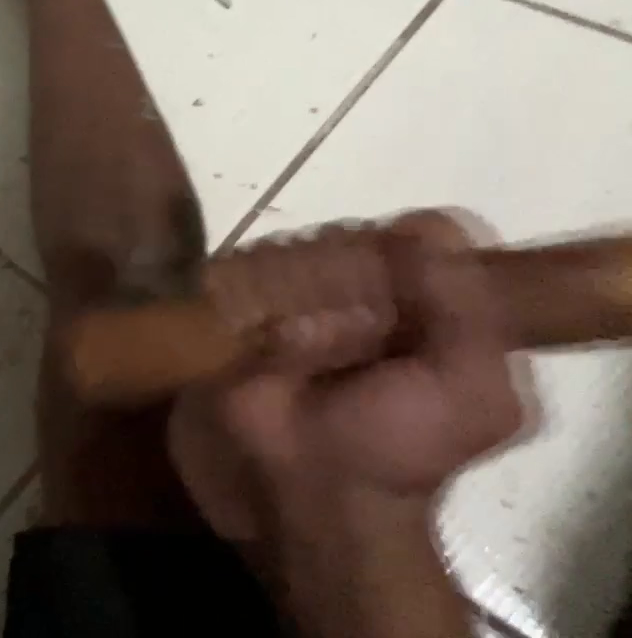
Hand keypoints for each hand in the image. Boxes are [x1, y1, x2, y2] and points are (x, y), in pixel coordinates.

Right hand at [172, 211, 528, 540]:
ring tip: (294, 340)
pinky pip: (236, 267)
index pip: (410, 241)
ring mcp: (287, 293)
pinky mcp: (230, 299)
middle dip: (340, 273)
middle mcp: (352, 291)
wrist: (300, 478)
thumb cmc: (397, 443)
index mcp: (418, 305)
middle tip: (344, 329)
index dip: (401, 248)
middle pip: (343, 237)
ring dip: (292, 288)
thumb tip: (428, 221)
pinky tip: (256, 324)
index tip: (390, 273)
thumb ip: (467, 311)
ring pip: (287, 249)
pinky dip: (245, 286)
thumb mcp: (470, 391)